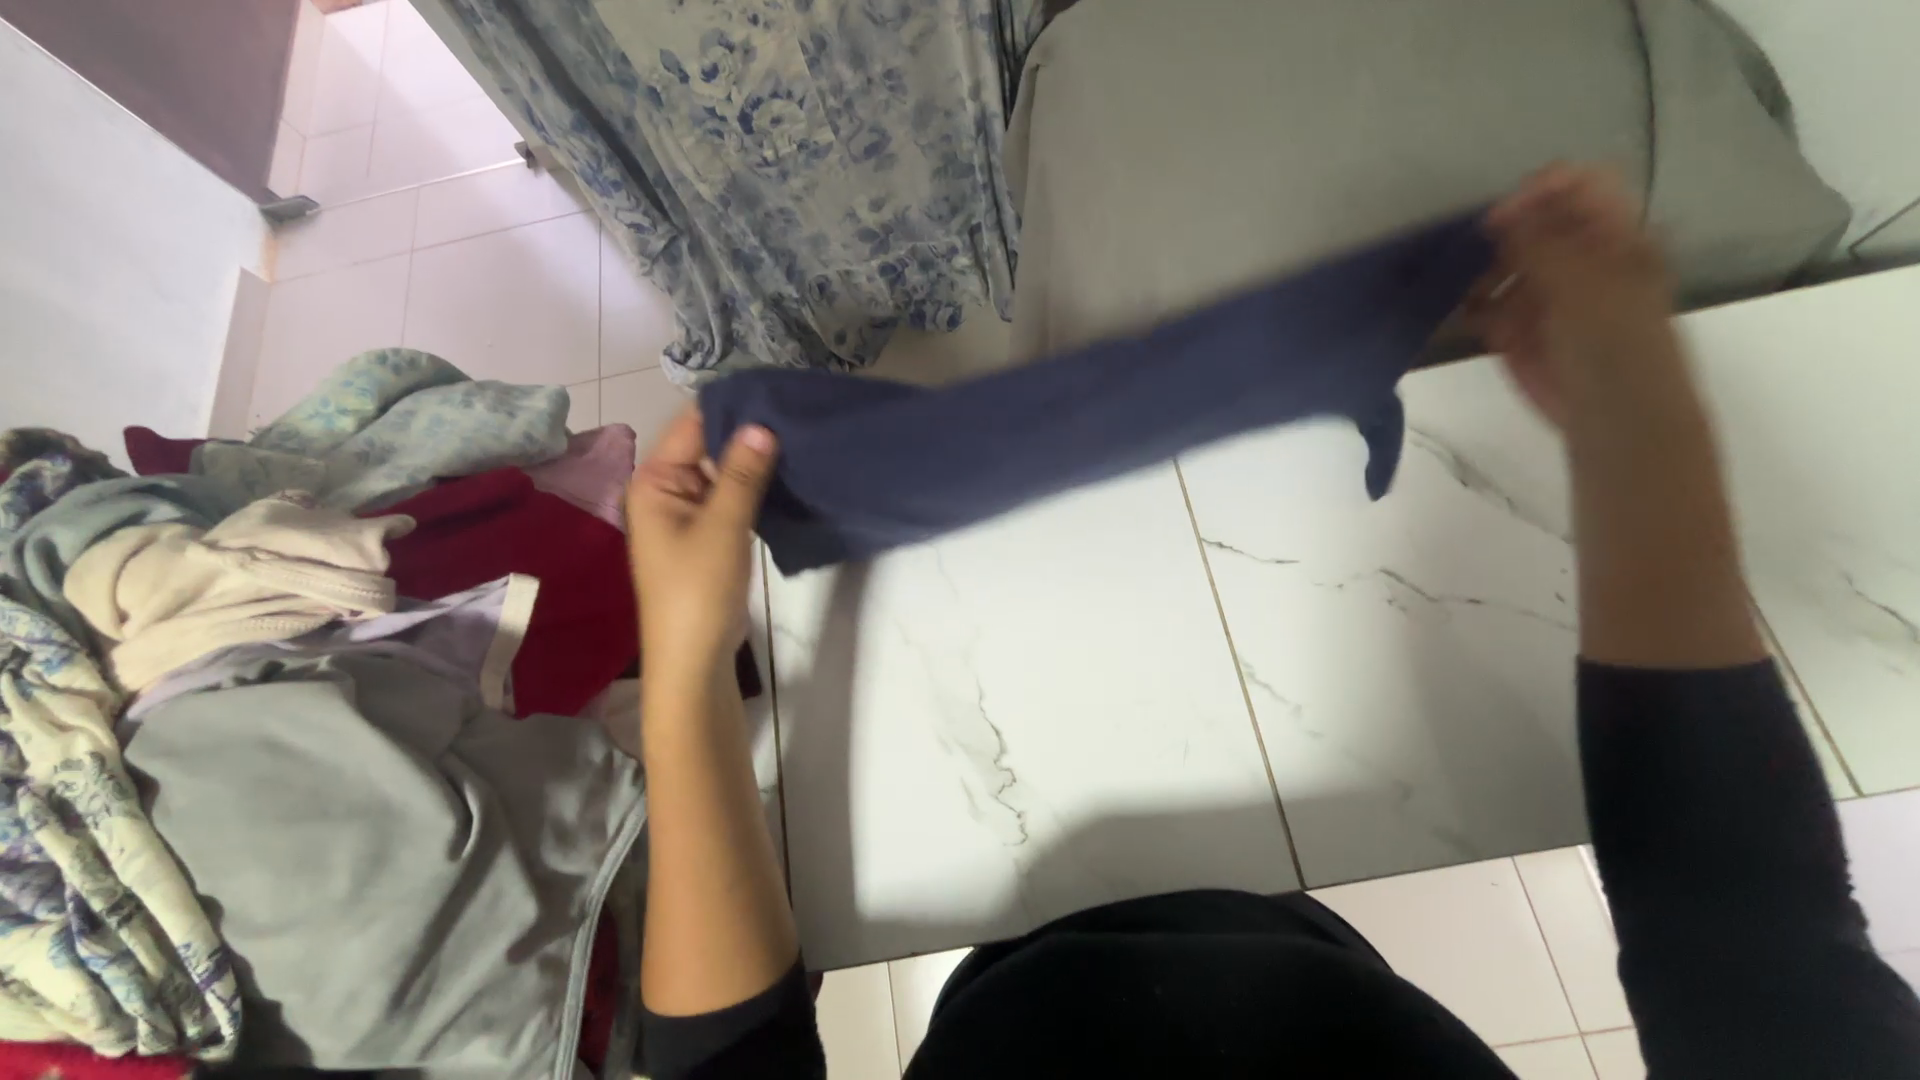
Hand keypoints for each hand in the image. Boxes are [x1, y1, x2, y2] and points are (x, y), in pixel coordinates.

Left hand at [626, 406, 778, 689]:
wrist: (693, 658)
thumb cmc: (698, 590)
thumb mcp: (723, 527)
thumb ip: (741, 474)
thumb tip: (762, 423)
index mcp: (654, 480)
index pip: (693, 424)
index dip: (732, 406)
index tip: (777, 391)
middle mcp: (666, 489)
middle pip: (708, 445)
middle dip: (748, 432)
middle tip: (797, 414)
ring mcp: (687, 513)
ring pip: (723, 472)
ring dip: (755, 460)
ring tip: (800, 438)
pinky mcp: (708, 533)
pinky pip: (730, 497)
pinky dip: (754, 487)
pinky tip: (787, 476)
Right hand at [1473, 164, 1679, 428]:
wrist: (1610, 413)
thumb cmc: (1612, 345)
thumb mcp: (1583, 284)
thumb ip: (1542, 244)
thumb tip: (1501, 212)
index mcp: (1609, 234)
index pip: (1574, 187)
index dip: (1535, 193)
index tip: (1497, 221)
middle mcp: (1576, 256)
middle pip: (1530, 223)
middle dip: (1497, 236)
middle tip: (1472, 260)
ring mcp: (1543, 292)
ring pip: (1500, 263)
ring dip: (1478, 272)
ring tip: (1469, 294)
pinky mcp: (1515, 326)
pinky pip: (1483, 304)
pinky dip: (1469, 306)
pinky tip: (1467, 316)